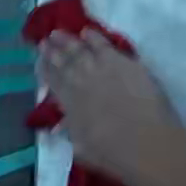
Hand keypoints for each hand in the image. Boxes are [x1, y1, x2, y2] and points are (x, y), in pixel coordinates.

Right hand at [36, 28, 185, 183]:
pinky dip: (95, 37)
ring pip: (81, 51)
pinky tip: (88, 32)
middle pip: (65, 63)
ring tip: (58, 33)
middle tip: (44, 40)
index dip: (45, 69)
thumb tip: (61, 123)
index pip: (53, 82)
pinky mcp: (126, 63)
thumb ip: (71, 130)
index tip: (39, 58)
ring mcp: (104, 70)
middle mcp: (82, 83)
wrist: (146, 140)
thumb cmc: (113, 153)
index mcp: (69, 105)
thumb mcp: (81, 148)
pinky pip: (106, 45)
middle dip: (53, 51)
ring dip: (68, 41)